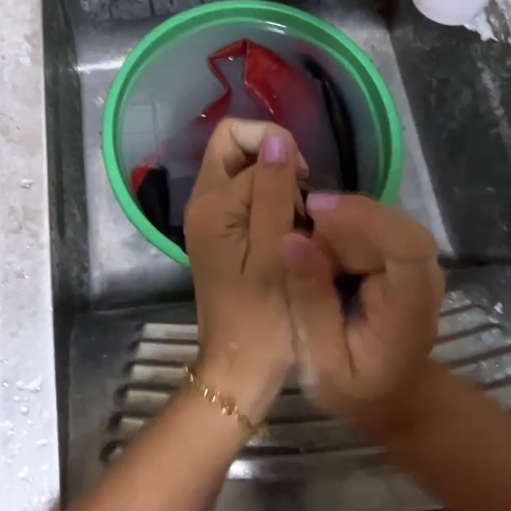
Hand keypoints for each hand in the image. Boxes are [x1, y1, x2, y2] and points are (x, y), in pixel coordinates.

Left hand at [183, 118, 306, 420]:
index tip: (307, 191)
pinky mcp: (223, 235)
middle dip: (272, 154)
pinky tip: (290, 228)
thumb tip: (276, 138)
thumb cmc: (262, 317)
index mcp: (210, 202)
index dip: (280, 155)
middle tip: (302, 190)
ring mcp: (211, 219)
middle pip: (233, 145)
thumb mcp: (273, 252)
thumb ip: (272, 192)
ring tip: (298, 215)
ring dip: (274, 179)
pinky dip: (270, 199)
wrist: (240, 372)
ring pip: (241, 169)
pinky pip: (244, 195)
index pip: (245, 144)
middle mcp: (203, 202)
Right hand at [280, 194, 445, 436]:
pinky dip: (335, 233)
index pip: (408, 247)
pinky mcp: (400, 252)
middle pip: (385, 224)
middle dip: (334, 226)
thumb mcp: (320, 362)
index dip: (365, 217)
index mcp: (410, 311)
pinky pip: (366, 225)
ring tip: (307, 268)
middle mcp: (423, 277)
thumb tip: (291, 239)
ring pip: (372, 219)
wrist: (394, 394)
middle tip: (296, 252)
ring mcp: (414, 261)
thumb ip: (309, 304)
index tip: (314, 209)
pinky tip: (319, 262)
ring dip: (331, 231)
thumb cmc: (357, 387)